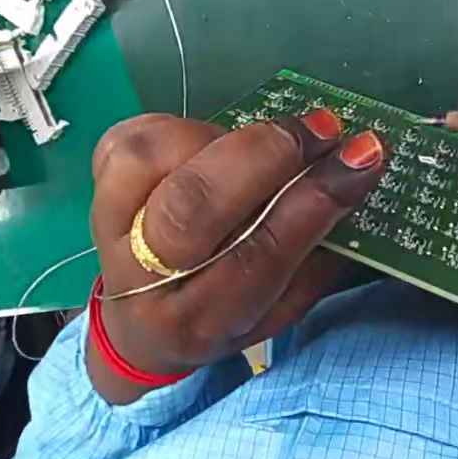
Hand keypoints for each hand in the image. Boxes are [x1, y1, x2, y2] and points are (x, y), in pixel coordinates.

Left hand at [87, 109, 387, 402]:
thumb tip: (354, 176)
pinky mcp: (94, 191)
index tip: (362, 155)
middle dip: (265, 154)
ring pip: (149, 161)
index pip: (258, 255)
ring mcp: (109, 233)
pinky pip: (130, 139)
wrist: (142, 330)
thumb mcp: (278, 311)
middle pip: (192, 206)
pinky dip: (178, 129)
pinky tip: (208, 145)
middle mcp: (147, 283)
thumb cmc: (224, 318)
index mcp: (203, 323)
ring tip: (254, 146)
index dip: (314, 199)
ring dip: (216, 139)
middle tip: (320, 129)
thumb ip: (313, 258)